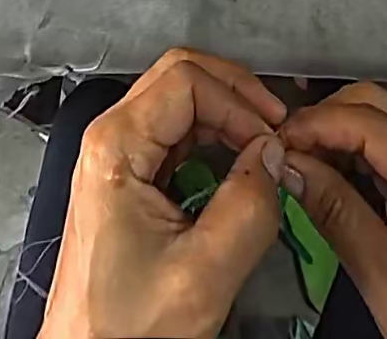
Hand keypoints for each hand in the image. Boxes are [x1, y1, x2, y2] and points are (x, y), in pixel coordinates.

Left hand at [39, 49, 292, 338]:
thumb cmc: (126, 333)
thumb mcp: (202, 276)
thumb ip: (249, 207)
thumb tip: (274, 152)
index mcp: (116, 147)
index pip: (189, 81)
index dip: (237, 103)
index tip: (267, 138)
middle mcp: (111, 137)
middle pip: (182, 72)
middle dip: (236, 90)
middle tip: (273, 119)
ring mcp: (119, 150)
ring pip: (183, 92)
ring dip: (229, 107)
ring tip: (262, 138)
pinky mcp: (131, 169)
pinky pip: (180, 124)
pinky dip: (217, 128)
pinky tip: (238, 155)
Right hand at [279, 83, 386, 338]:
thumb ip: (343, 222)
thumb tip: (289, 165)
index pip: (377, 124)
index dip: (320, 124)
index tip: (274, 144)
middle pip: (380, 107)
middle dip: (324, 122)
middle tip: (279, 155)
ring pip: (381, 119)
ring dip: (334, 134)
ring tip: (293, 165)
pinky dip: (351, 153)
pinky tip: (323, 173)